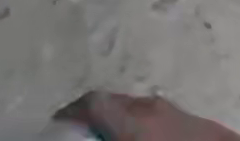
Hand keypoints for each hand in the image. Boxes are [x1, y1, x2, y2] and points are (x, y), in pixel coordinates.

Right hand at [56, 92, 239, 140]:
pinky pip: (149, 118)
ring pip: (130, 111)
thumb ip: (111, 133)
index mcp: (134, 121)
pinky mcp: (186, 120)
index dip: (68, 115)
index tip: (53, 128)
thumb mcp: (133, 136)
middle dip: (88, 123)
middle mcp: (150, 107)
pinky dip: (132, 130)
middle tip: (76, 139)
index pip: (92, 102)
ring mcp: (170, 110)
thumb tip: (97, 132)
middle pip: (110, 104)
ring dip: (112, 127)